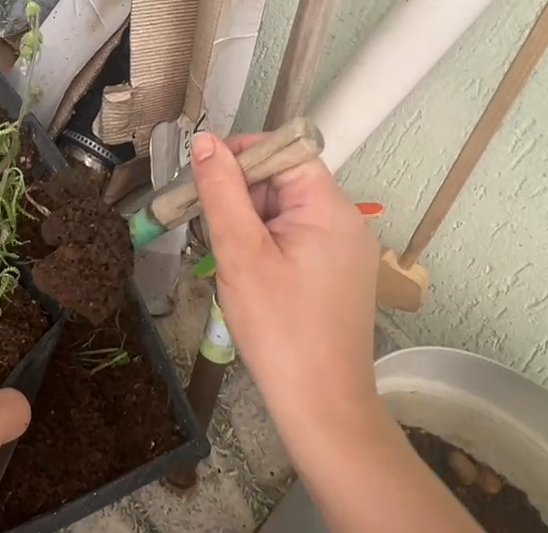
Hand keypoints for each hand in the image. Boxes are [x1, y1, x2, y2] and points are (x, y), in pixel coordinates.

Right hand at [190, 132, 381, 445]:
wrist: (321, 406)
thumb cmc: (279, 328)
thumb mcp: (239, 251)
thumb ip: (221, 190)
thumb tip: (204, 140)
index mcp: (329, 208)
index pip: (285, 151)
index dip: (242, 153)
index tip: (203, 176)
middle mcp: (344, 221)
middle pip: (282, 179)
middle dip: (239, 193)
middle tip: (206, 225)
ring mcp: (342, 249)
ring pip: (282, 209)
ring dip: (246, 221)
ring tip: (225, 255)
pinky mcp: (334, 272)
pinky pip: (291, 236)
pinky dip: (261, 242)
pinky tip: (243, 271)